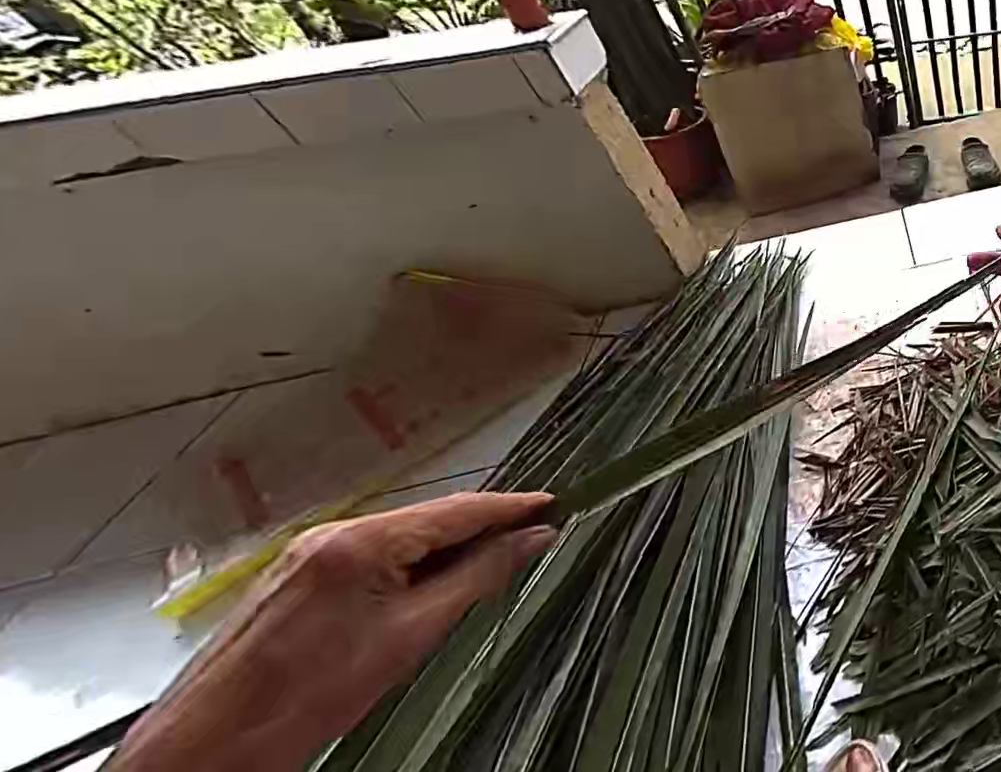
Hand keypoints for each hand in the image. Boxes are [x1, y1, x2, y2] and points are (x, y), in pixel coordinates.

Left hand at [112, 492, 556, 771]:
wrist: (199, 755)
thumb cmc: (310, 697)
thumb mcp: (413, 634)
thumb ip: (481, 575)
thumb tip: (537, 537)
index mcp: (363, 540)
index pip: (460, 510)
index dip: (513, 505)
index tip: (554, 502)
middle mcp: (336, 532)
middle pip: (432, 518)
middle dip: (483, 527)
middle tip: (531, 535)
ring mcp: (311, 551)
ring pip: (405, 535)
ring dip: (449, 546)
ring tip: (489, 561)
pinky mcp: (298, 574)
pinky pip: (376, 552)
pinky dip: (414, 561)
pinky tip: (432, 581)